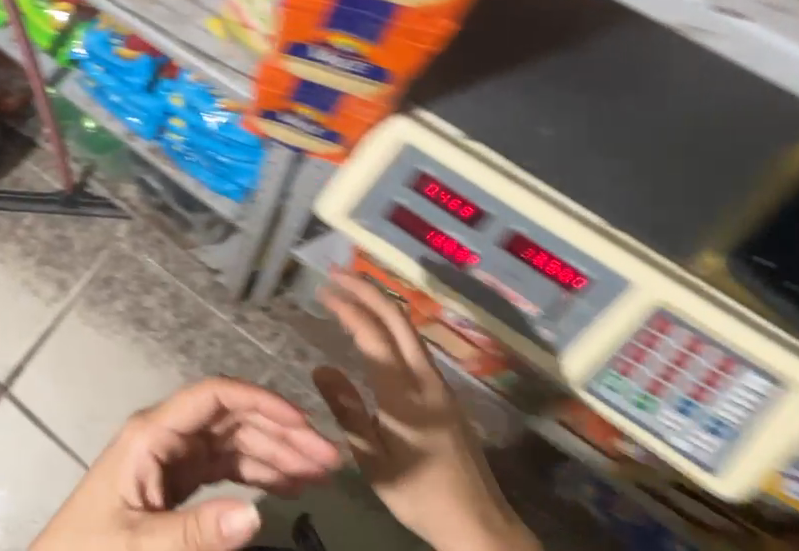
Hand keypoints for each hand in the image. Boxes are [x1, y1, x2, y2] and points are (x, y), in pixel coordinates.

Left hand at [32, 377, 343, 550]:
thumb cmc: (91, 547)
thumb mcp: (141, 544)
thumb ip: (196, 532)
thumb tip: (255, 517)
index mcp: (151, 433)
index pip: (212, 397)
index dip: (259, 401)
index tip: (303, 424)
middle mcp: (165, 435)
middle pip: (230, 418)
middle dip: (280, 431)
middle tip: (328, 459)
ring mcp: (172, 456)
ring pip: (233, 441)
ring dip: (276, 452)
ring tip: (321, 473)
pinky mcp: (177, 480)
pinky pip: (226, 467)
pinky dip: (259, 473)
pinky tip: (289, 485)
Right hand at [316, 270, 538, 550]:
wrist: (477, 524)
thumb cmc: (418, 493)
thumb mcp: (372, 460)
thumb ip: (347, 410)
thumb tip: (321, 366)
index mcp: (404, 393)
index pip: (373, 335)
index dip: (348, 308)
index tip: (323, 290)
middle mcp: (425, 379)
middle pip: (398, 319)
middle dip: (367, 290)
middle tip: (336, 273)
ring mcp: (440, 385)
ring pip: (410, 329)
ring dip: (381, 303)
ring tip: (353, 290)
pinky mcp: (445, 395)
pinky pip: (415, 344)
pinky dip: (392, 323)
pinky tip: (378, 329)